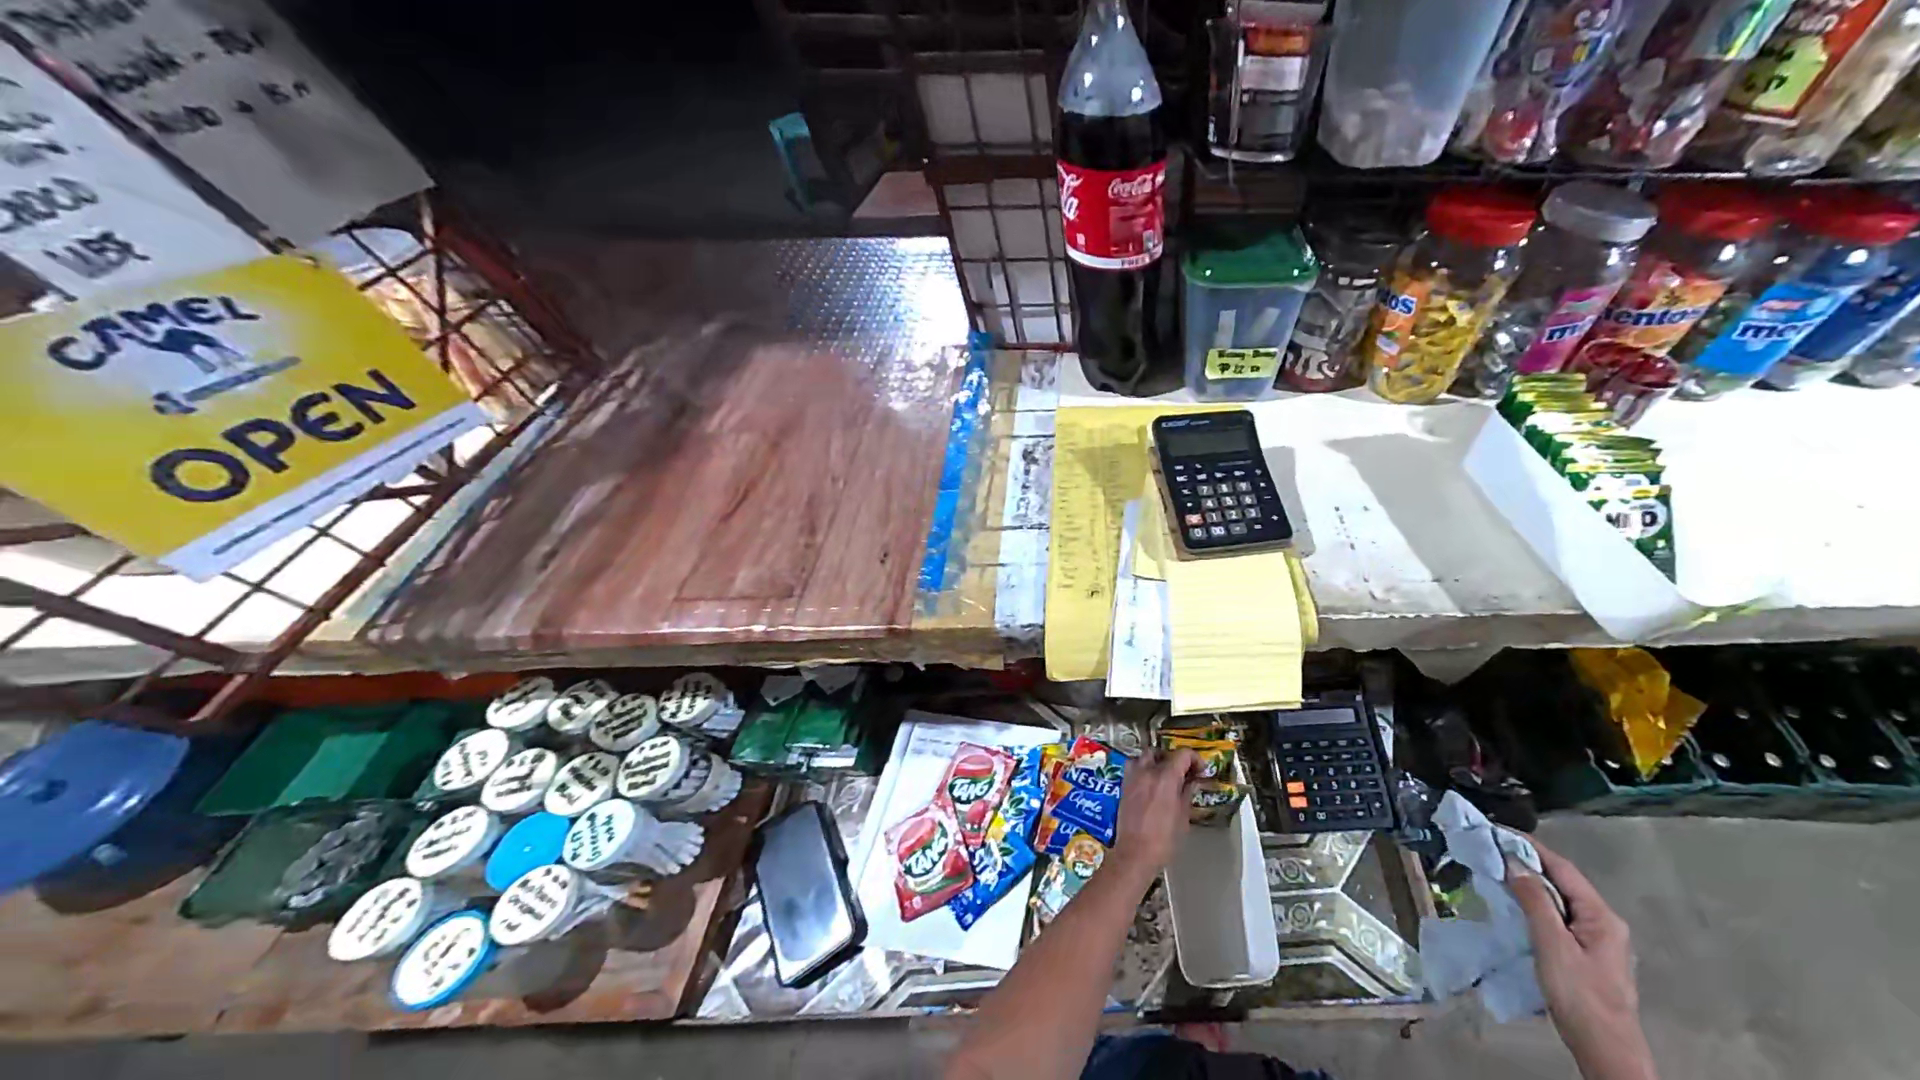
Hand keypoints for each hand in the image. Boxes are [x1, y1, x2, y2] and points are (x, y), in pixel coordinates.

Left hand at [1106, 747, 1197, 887]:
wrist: (1135, 853)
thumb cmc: (1164, 839)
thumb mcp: (1183, 816)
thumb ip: (1186, 792)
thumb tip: (1192, 780)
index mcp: (1165, 778)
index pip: (1182, 755)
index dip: (1195, 759)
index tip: (1201, 771)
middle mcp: (1146, 771)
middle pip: (1161, 752)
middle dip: (1175, 759)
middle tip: (1185, 773)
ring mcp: (1132, 777)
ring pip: (1144, 756)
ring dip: (1157, 760)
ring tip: (1166, 776)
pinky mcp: (1123, 785)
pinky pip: (1133, 767)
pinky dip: (1143, 768)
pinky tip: (1150, 783)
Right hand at [1509, 840, 1657, 1079]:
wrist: (1604, 1048)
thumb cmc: (1578, 994)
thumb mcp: (1552, 945)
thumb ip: (1535, 902)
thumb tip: (1515, 862)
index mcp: (1601, 917)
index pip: (1563, 869)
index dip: (1530, 847)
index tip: (1497, 831)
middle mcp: (1604, 922)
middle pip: (1562, 881)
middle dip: (1527, 861)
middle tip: (1490, 848)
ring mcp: (1597, 938)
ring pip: (1559, 899)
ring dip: (1529, 882)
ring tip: (1496, 869)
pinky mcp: (1585, 952)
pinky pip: (1557, 915)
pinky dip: (1534, 901)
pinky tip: (1514, 902)